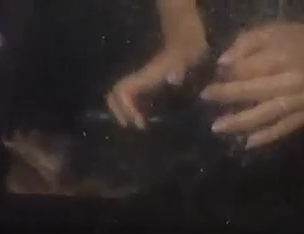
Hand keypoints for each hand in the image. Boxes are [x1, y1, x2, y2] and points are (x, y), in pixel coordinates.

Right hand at [107, 2, 209, 128]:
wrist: (186, 37)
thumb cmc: (188, 48)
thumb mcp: (189, 56)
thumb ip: (182, 66)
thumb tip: (173, 79)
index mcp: (146, 77)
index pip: (123, 92)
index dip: (127, 109)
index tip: (141, 124)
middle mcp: (140, 79)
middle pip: (114, 95)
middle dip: (120, 113)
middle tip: (134, 126)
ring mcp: (142, 81)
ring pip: (119, 97)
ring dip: (123, 112)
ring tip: (137, 125)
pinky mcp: (147, 85)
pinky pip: (130, 98)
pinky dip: (131, 110)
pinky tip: (144, 119)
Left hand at [200, 18, 303, 147]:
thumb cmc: (299, 38)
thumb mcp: (272, 31)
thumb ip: (246, 44)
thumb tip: (222, 64)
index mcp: (283, 57)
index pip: (249, 71)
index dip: (227, 79)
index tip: (208, 86)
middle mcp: (292, 81)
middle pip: (254, 93)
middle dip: (228, 99)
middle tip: (206, 106)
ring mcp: (300, 101)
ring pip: (266, 115)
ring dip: (240, 123)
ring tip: (219, 128)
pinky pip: (283, 129)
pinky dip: (264, 137)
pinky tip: (246, 143)